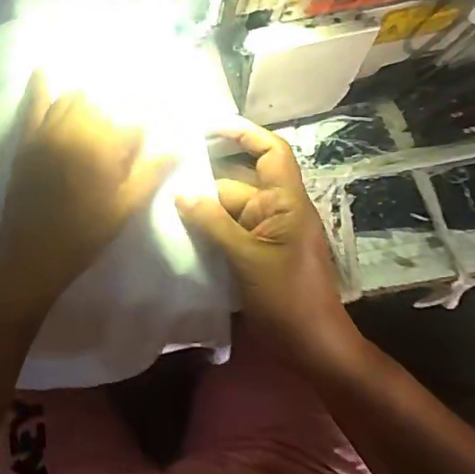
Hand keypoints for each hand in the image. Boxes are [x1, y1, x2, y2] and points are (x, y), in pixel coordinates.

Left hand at [0, 73, 176, 302]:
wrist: (34, 251)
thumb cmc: (86, 232)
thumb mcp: (127, 205)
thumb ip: (152, 171)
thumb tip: (180, 145)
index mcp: (107, 146)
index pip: (134, 126)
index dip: (140, 136)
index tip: (145, 141)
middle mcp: (79, 129)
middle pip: (103, 107)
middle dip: (114, 118)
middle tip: (117, 140)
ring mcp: (49, 130)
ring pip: (73, 100)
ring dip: (88, 103)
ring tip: (96, 113)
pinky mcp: (28, 138)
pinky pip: (33, 104)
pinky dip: (38, 85)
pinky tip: (42, 68)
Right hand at [174, 118, 368, 367]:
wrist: (313, 347)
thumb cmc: (288, 297)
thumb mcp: (247, 257)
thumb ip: (213, 223)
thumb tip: (181, 194)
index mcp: (286, 203)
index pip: (271, 152)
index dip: (244, 133)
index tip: (208, 127)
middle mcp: (276, 212)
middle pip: (236, 184)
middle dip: (203, 184)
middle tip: (161, 182)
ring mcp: (266, 236)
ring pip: (227, 212)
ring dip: (201, 212)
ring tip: (161, 209)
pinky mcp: (256, 257)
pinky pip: (228, 234)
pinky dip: (206, 233)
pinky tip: (178, 237)